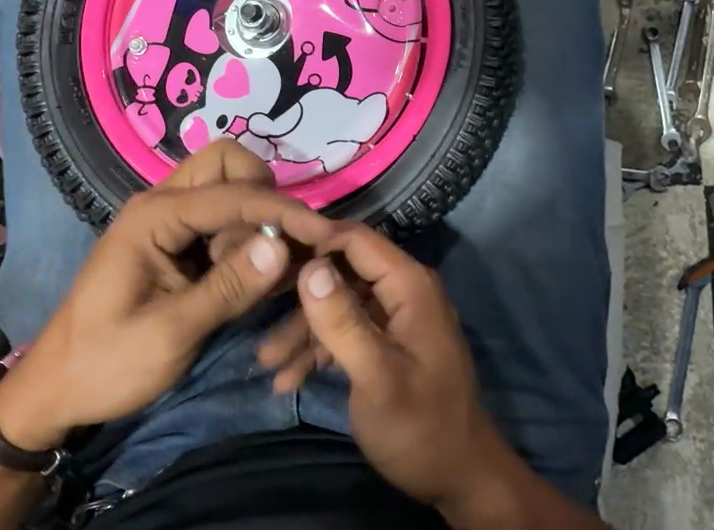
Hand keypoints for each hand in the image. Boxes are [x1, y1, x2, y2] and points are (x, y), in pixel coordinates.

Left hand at [0, 141, 334, 450]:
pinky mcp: (174, 238)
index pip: (233, 193)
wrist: (56, 391)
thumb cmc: (105, 365)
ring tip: (255, 269)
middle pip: (227, 161)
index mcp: (153, 217)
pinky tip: (249, 273)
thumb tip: (282, 246)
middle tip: (275, 245)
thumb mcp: (168, 336)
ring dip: (253, 214)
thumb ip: (227, 289)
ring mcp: (167, 218)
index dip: (282, 211)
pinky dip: (244, 232)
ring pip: (226, 182)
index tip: (324, 234)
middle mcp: (160, 203)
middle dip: (262, 192)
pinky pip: (221, 213)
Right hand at [287, 223, 512, 512]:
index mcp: (410, 285)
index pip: (356, 239)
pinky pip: (347, 331)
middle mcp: (404, 290)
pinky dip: (318, 351)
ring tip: (266, 363)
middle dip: (299, 294)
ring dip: (302, 331)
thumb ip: (343, 321)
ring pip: (339, 304)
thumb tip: (309, 267)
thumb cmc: (420, 425)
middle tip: (255, 308)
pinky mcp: (387, 343)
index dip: (312, 240)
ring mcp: (396, 317)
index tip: (266, 253)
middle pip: (342, 271)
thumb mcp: (376, 376)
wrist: (457, 475)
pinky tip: (287, 380)